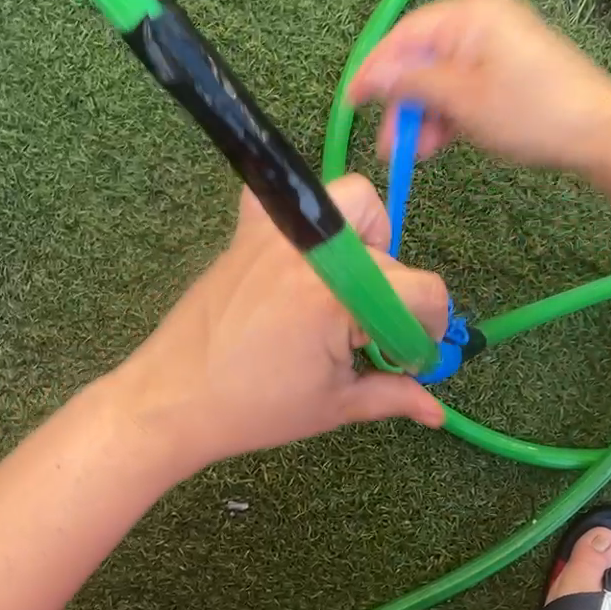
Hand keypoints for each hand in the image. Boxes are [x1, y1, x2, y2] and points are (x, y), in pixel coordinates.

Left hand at [103, 175, 448, 474]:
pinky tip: (298, 255)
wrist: (173, 399)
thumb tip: (437, 410)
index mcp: (338, 298)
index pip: (423, 291)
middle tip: (366, 340)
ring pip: (354, 202)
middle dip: (394, 301)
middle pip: (392, 258)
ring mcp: (278, 233)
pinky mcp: (248, 231)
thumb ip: (392, 396)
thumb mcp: (333, 406)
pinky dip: (302, 215)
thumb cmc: (253, 409)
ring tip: (345, 290)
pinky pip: (287, 198)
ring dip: (368, 239)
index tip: (407, 356)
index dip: (428, 329)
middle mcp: (313, 253)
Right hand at [347, 0, 610, 171]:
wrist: (596, 132)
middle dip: (403, 103)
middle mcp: (480, 23)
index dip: (375, 69)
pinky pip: (461, 89)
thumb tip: (375, 77)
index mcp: (470, 16)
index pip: (405, 36)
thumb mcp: (462, 99)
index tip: (353, 101)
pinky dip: (447, 116)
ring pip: (440, 80)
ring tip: (416, 153)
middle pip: (422, 60)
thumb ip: (413, 84)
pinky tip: (438, 144)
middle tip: (389, 143)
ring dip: (424, 116)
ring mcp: (494, 47)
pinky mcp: (504, 71)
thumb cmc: (531, 111)